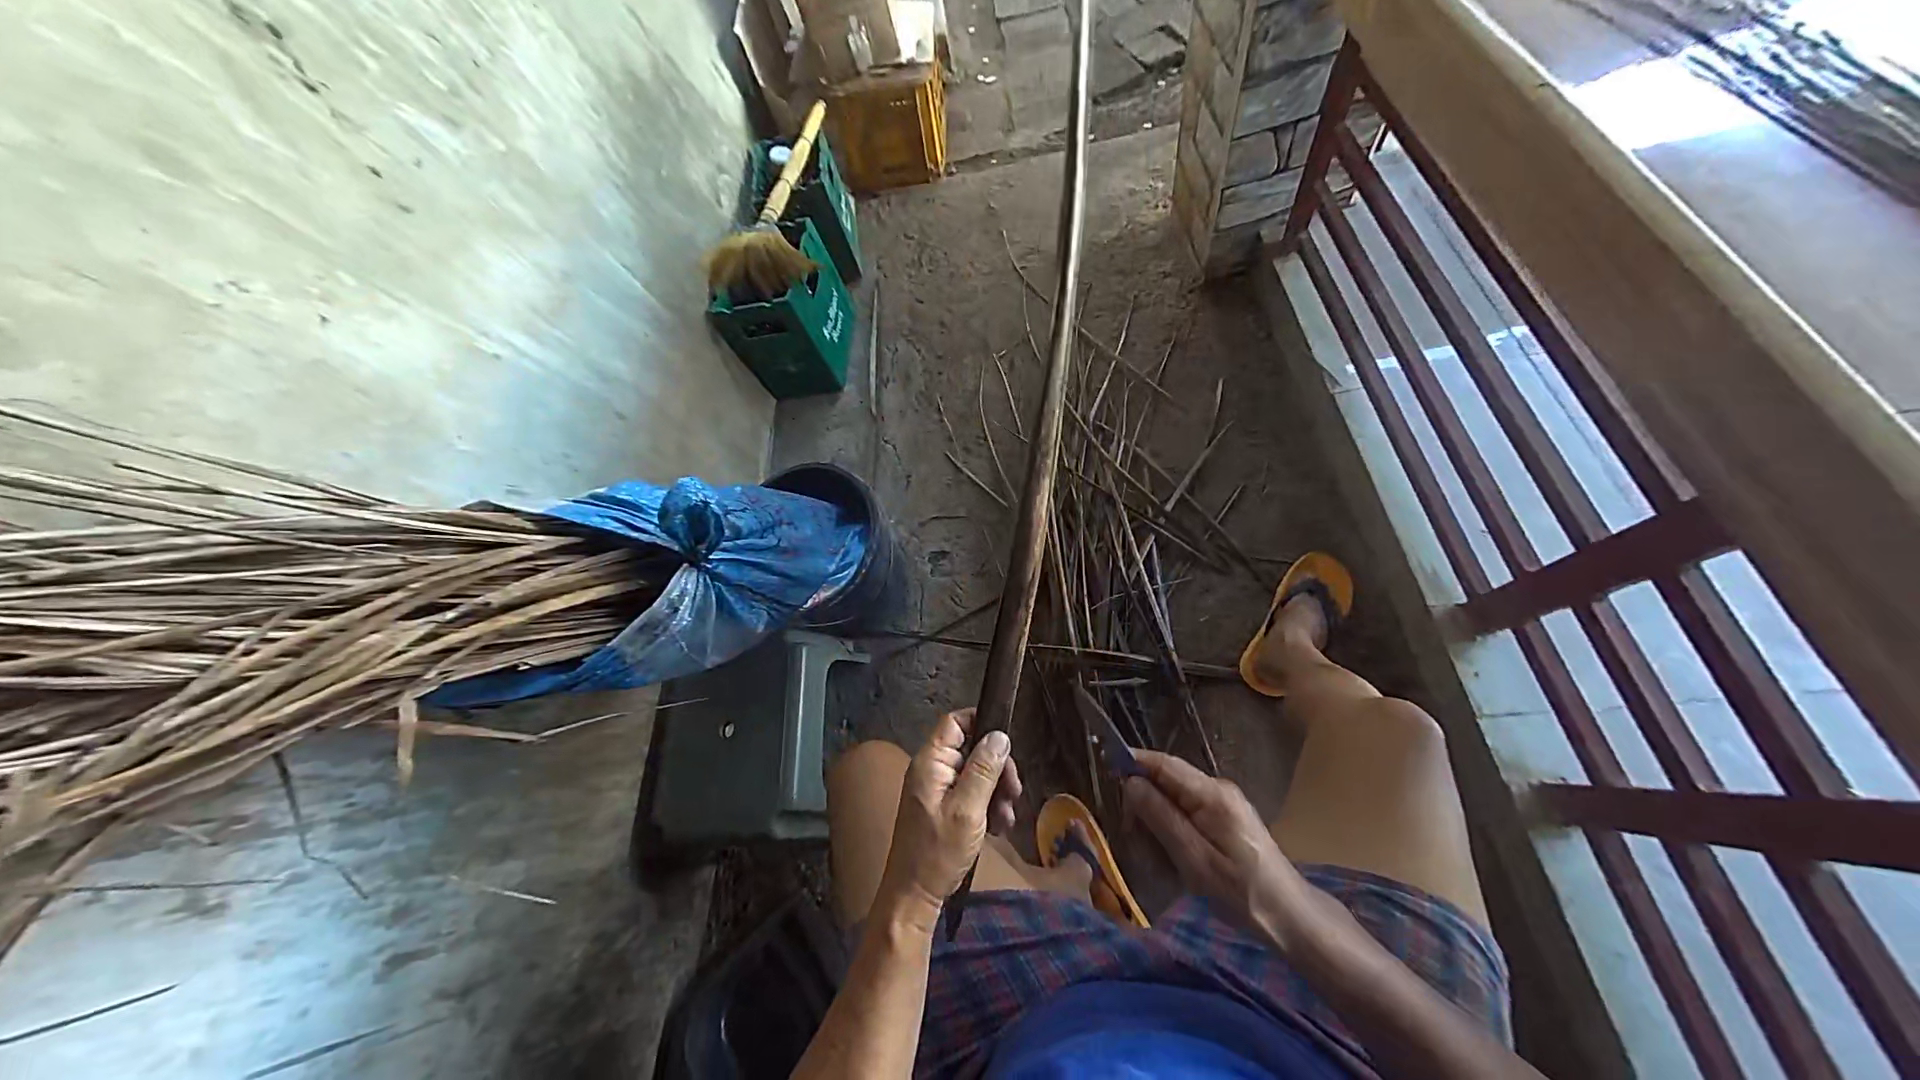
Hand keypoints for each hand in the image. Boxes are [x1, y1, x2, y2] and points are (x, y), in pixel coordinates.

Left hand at [874, 708, 1022, 930]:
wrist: (915, 896)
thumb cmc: (938, 852)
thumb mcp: (968, 809)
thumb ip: (984, 769)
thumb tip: (1000, 735)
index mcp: (930, 762)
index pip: (955, 722)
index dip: (982, 723)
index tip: (1008, 745)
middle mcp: (931, 769)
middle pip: (971, 748)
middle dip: (996, 768)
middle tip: (1013, 793)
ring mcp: (936, 789)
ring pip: (975, 773)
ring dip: (995, 791)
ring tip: (1006, 818)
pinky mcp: (942, 807)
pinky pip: (970, 793)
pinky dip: (987, 806)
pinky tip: (998, 827)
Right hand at [1125, 749, 1326, 949]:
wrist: (1292, 919)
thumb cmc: (1242, 893)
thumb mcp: (1194, 859)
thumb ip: (1161, 817)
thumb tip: (1131, 783)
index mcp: (1212, 794)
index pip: (1163, 764)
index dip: (1132, 761)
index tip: (1105, 767)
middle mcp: (1218, 789)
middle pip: (1167, 778)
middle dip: (1143, 798)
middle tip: (1130, 833)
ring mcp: (1225, 804)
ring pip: (1175, 796)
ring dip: (1156, 816)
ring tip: (1150, 849)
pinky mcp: (1227, 819)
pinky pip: (1188, 810)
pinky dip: (1171, 825)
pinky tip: (1169, 852)